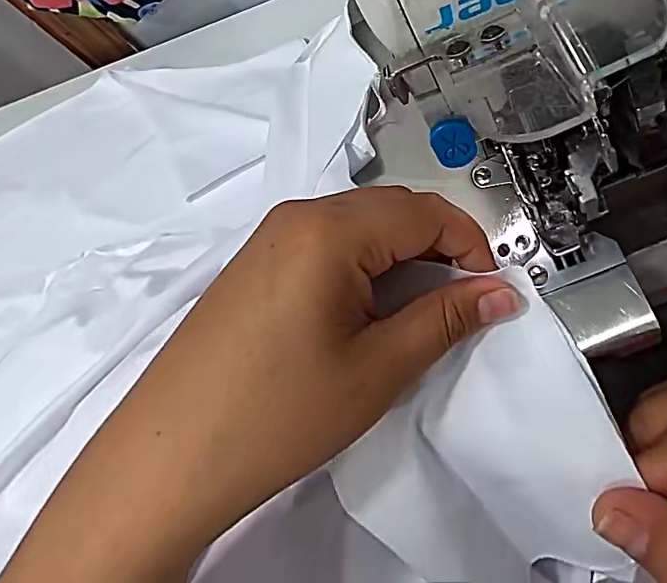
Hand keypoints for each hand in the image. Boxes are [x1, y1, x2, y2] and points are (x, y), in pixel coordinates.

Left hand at [0, 186, 519, 582]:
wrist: (167, 456)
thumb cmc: (275, 413)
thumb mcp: (376, 368)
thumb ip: (445, 320)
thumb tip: (498, 293)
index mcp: (330, 229)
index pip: (425, 211)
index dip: (469, 245)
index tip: (489, 290)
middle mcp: (299, 215)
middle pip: (393, 209)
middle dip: (437, 247)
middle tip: (458, 303)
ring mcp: (274, 233)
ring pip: (363, 223)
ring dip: (400, 255)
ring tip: (414, 312)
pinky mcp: (259, 257)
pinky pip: (329, 239)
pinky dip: (364, 262)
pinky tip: (364, 310)